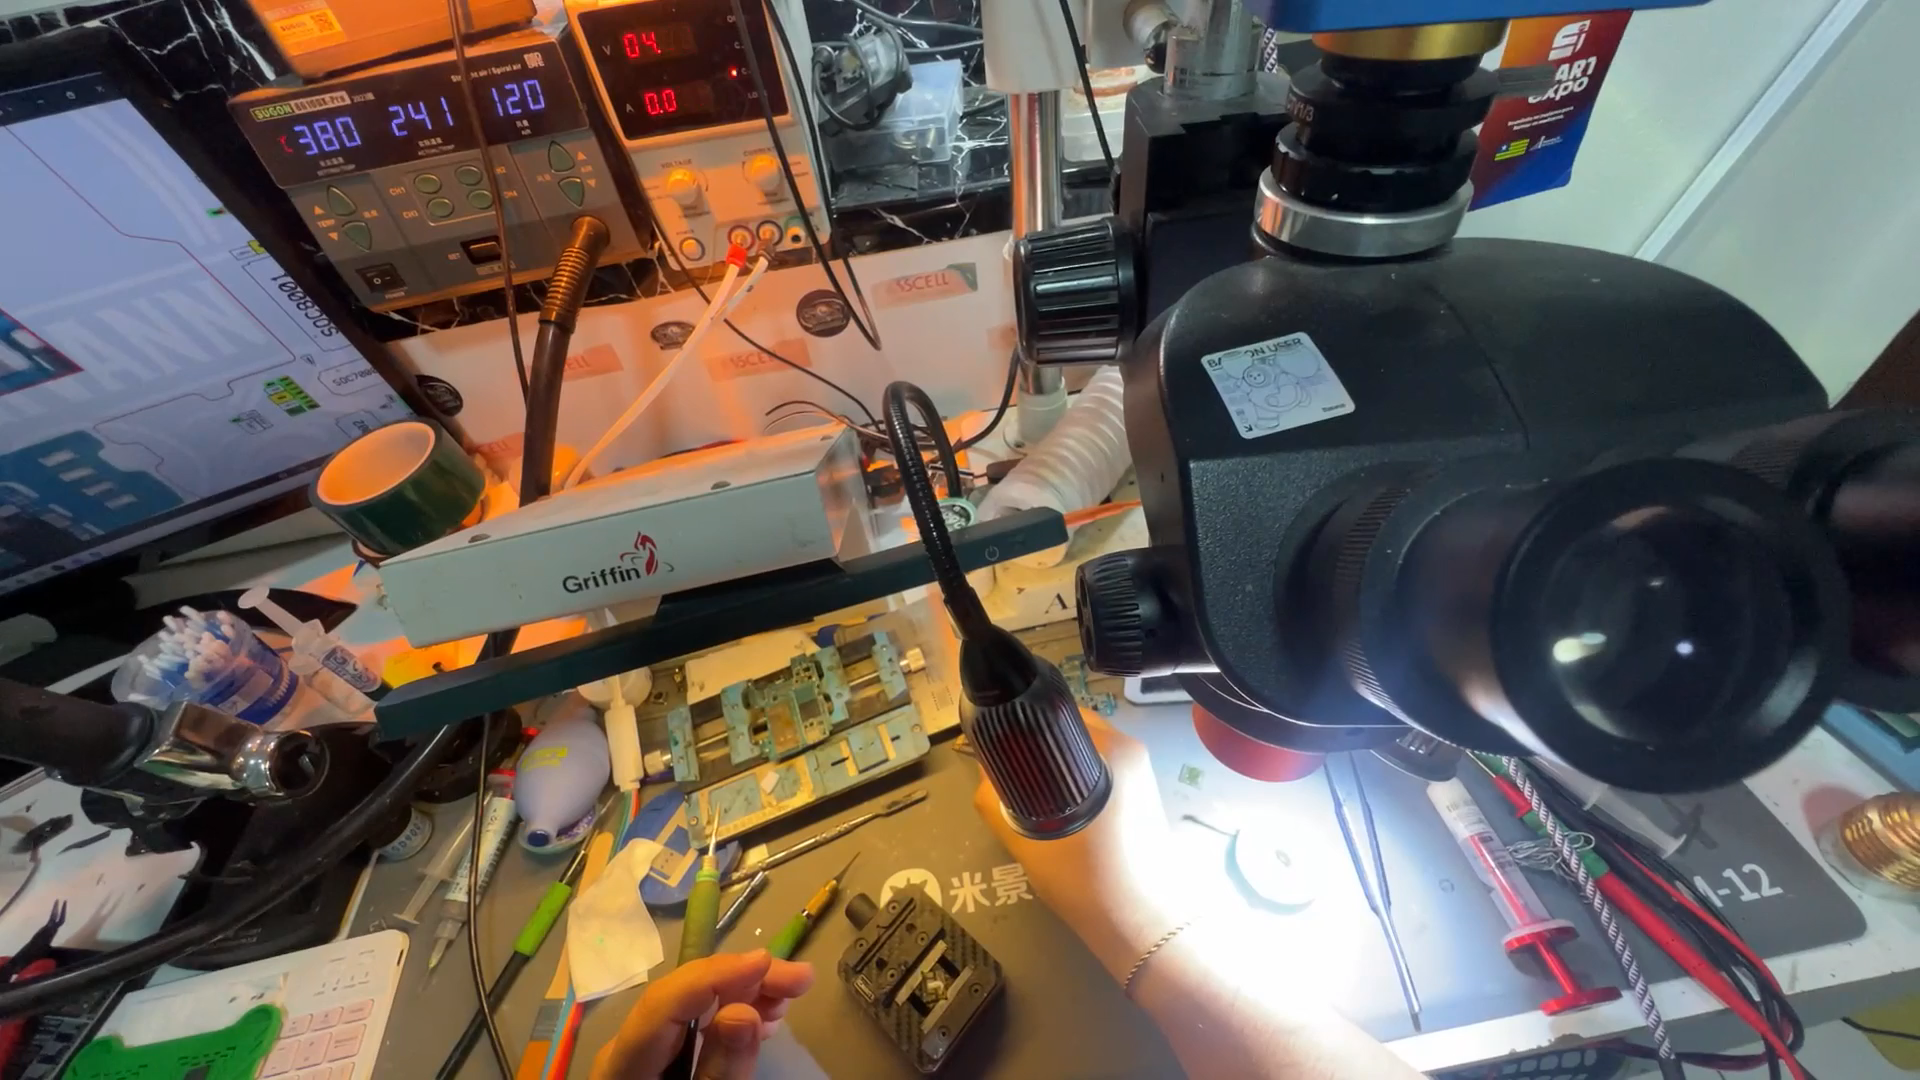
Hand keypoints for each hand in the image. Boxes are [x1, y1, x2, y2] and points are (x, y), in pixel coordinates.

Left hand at [590, 950, 814, 1079]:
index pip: (663, 1004)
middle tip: (800, 979)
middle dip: (744, 979)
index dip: (715, 976)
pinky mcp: (661, 1056)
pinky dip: (736, 1010)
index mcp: (619, 1070)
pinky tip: (768, 1015)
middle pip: (684, 994)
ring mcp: (642, 1051)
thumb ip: (722, 1072)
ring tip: (790, 994)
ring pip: (696, 1000)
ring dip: (746, 990)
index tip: (766, 962)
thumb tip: (744, 1010)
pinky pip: (697, 1019)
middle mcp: (624, 1049)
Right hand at [972, 713, 1181, 982]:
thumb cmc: (1088, 878)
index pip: (1057, 711)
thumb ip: (995, 799)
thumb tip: (984, 769)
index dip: (1024, 721)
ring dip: (1056, 765)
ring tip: (1029, 792)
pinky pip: (1100, 775)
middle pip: (1070, 731)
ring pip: (1084, 755)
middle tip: (1009, 770)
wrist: (1144, 931)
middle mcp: (1131, 751)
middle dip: (1037, 745)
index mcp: (1113, 746)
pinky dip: (1075, 782)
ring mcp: (1141, 776)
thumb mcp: (1028, 837)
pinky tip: (1056, 811)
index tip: (999, 740)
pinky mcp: (1143, 799)